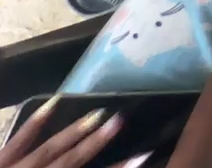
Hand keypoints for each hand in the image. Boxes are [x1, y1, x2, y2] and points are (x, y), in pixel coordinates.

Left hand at [0, 99, 140, 167]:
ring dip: (73, 132)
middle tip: (121, 119)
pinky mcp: (1, 160)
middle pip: (69, 161)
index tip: (146, 152)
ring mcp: (14, 167)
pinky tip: (55, 101)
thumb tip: (128, 160)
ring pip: (47, 149)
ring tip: (98, 112)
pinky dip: (35, 122)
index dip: (119, 167)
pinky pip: (16, 141)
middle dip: (94, 142)